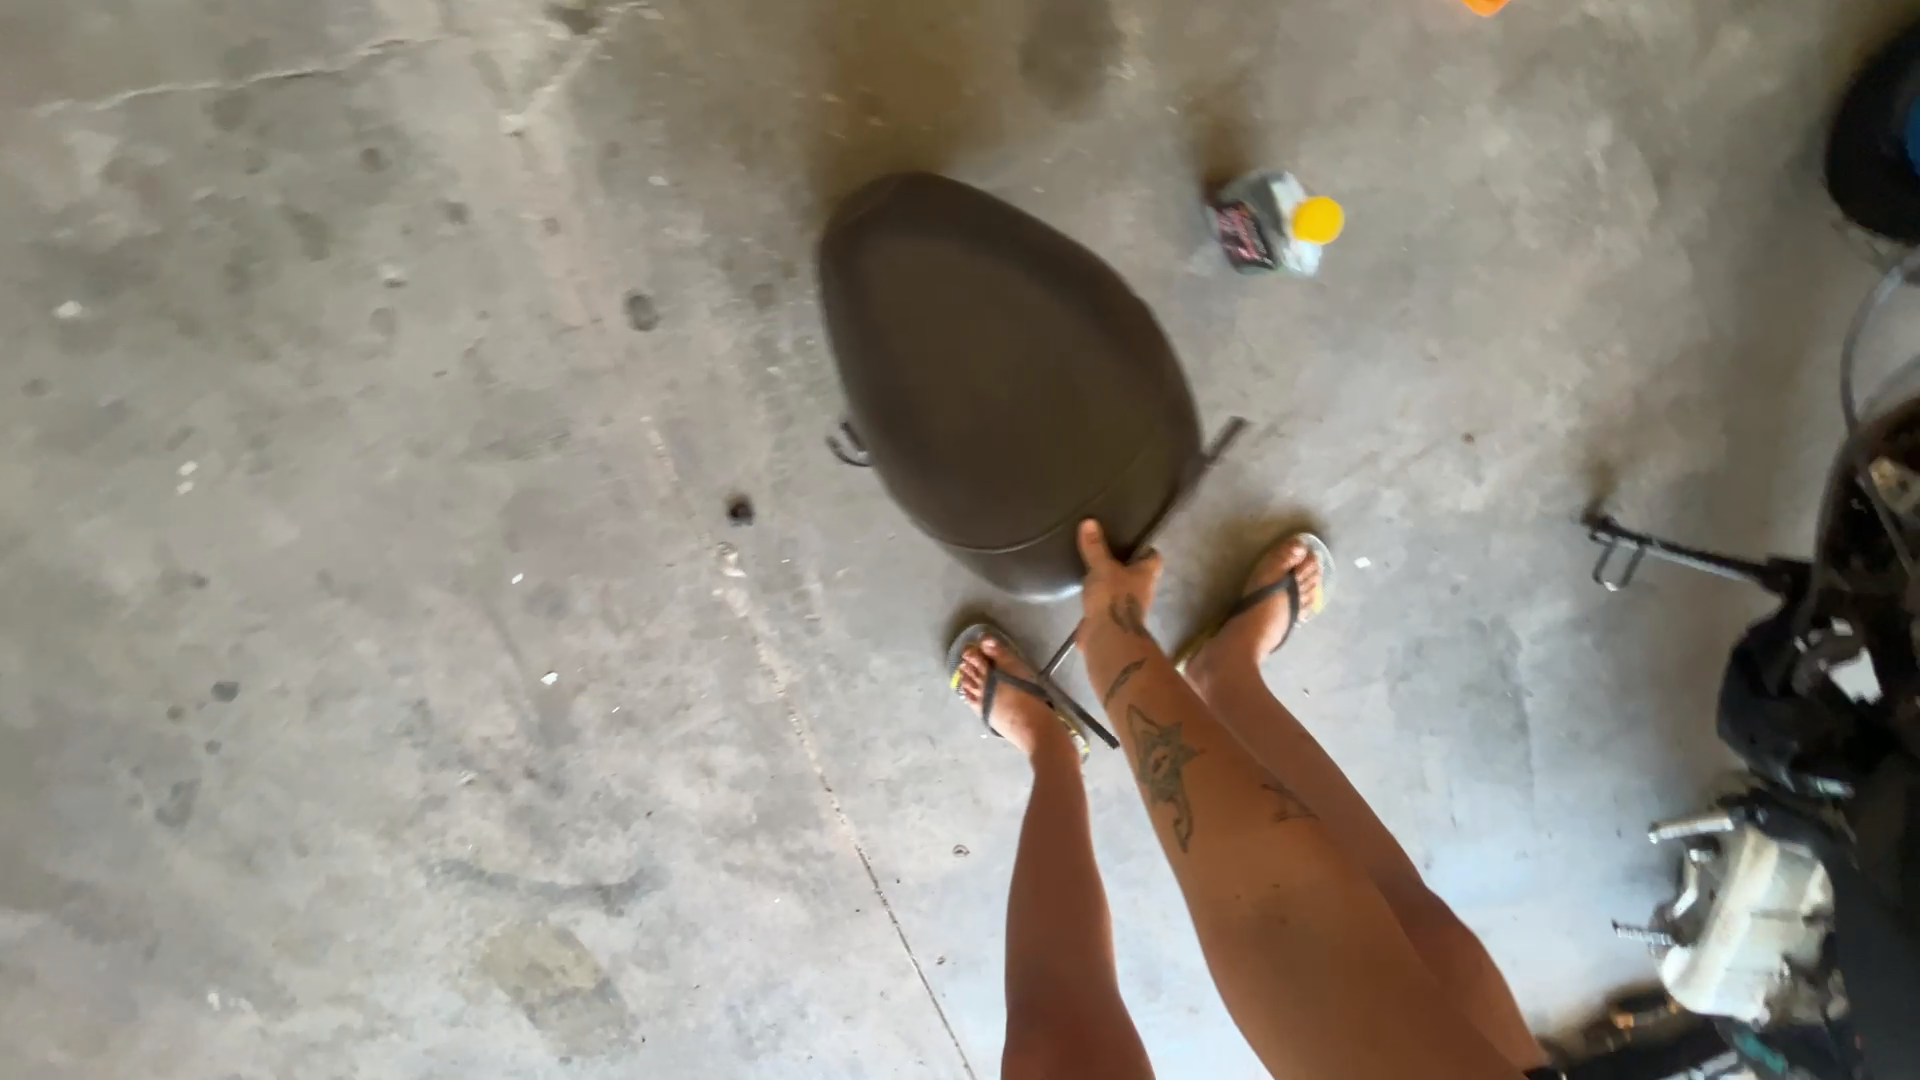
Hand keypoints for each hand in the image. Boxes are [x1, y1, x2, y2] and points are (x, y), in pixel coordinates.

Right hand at [1077, 519, 1163, 640]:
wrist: (1106, 636)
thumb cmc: (1112, 596)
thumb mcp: (1101, 567)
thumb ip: (1095, 547)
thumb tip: (1089, 521)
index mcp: (1146, 575)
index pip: (1153, 558)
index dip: (1146, 549)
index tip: (1135, 541)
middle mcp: (1141, 591)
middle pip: (1138, 575)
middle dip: (1126, 566)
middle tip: (1110, 551)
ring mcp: (1127, 608)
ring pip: (1121, 591)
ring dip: (1111, 584)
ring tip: (1094, 569)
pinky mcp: (1111, 620)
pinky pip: (1105, 606)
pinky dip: (1098, 600)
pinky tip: (1085, 592)